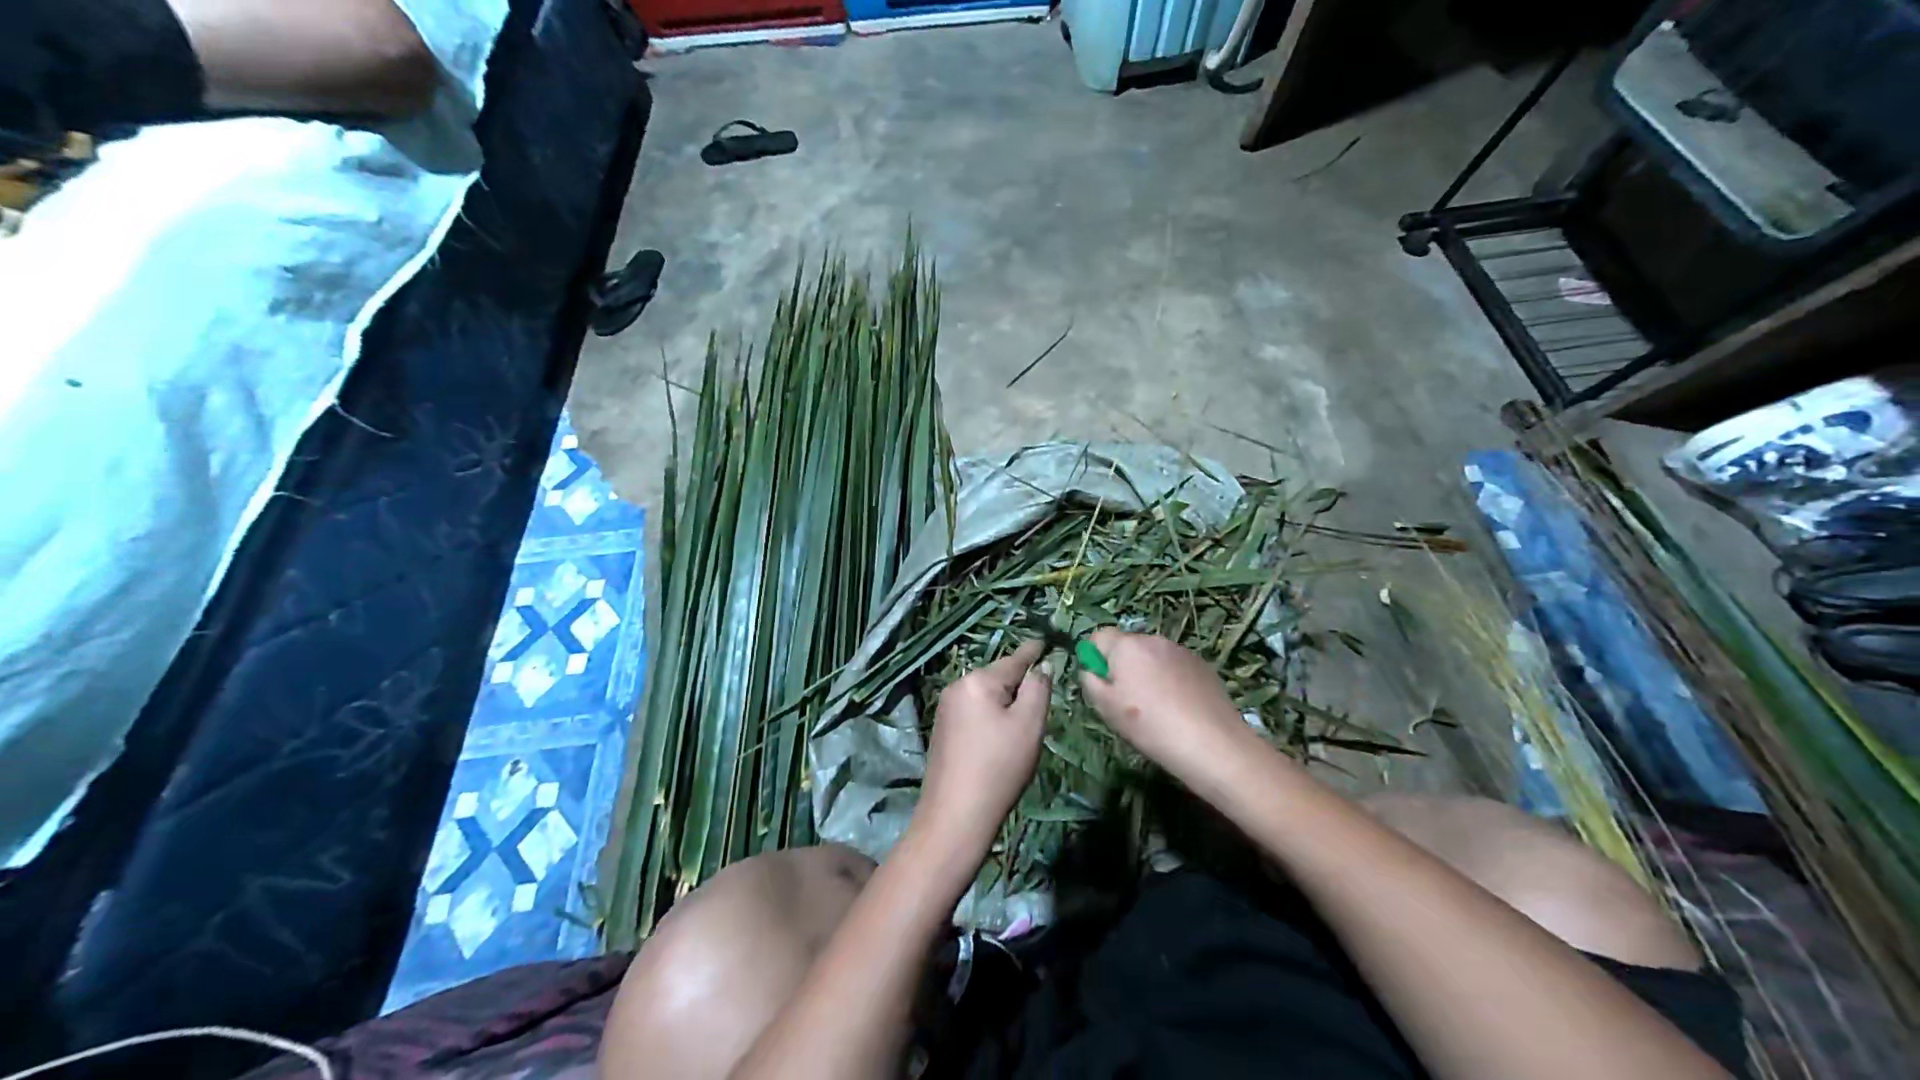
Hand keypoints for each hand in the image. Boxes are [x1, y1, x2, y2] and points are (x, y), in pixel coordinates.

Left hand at [918, 640, 1050, 850]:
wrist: (955, 815)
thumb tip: (1041, 666)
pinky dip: (992, 716)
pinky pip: (975, 711)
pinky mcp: (943, 730)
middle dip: (1020, 683)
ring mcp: (946, 709)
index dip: (1034, 652)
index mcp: (977, 680)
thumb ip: (1038, 689)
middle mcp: (957, 687)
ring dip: (1006, 702)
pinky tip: (1000, 737)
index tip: (1046, 641)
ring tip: (1025, 722)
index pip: (1015, 659)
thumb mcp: (1029, 724)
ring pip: (986, 695)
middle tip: (1044, 698)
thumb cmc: (999, 766)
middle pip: (998, 677)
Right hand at [1077, 629, 1255, 778]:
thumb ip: (1090, 681)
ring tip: (1157, 707)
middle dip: (1123, 666)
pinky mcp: (1203, 665)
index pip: (1099, 636)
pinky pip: (1175, 667)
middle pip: (1128, 646)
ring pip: (1153, 656)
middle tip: (1128, 700)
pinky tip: (1179, 707)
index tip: (1103, 684)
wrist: (1211, 742)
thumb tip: (1092, 670)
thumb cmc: (1148, 724)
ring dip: (1148, 672)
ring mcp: (1181, 651)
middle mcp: (1154, 640)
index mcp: (1127, 646)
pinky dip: (1171, 680)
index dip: (1095, 657)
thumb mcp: (1105, 707)